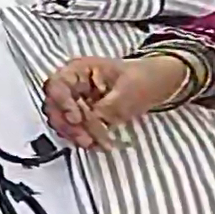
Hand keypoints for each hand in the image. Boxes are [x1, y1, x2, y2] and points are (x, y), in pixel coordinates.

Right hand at [41, 54, 185, 149]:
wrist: (160, 83)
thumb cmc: (145, 77)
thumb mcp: (130, 89)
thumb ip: (108, 106)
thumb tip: (91, 121)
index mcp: (79, 69)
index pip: (56, 85)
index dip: (61, 103)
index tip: (76, 119)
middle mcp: (71, 85)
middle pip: (54, 106)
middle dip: (68, 125)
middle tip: (86, 139)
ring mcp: (74, 100)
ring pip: (61, 121)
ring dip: (75, 134)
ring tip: (96, 144)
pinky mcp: (80, 115)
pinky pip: (73, 128)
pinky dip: (83, 137)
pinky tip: (97, 143)